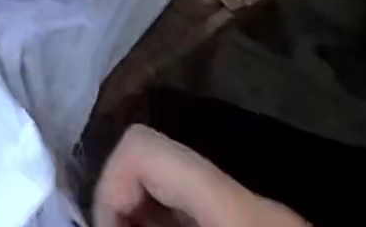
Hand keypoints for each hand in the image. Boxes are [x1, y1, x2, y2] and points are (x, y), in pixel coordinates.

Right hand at [93, 124, 307, 226]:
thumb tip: (99, 222)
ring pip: (181, 196)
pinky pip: (203, 220)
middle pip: (158, 167)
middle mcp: (250, 204)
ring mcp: (265, 225)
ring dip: (148, 222)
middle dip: (124, 207)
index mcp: (234, 206)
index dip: (109, 184)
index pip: (145, 146)